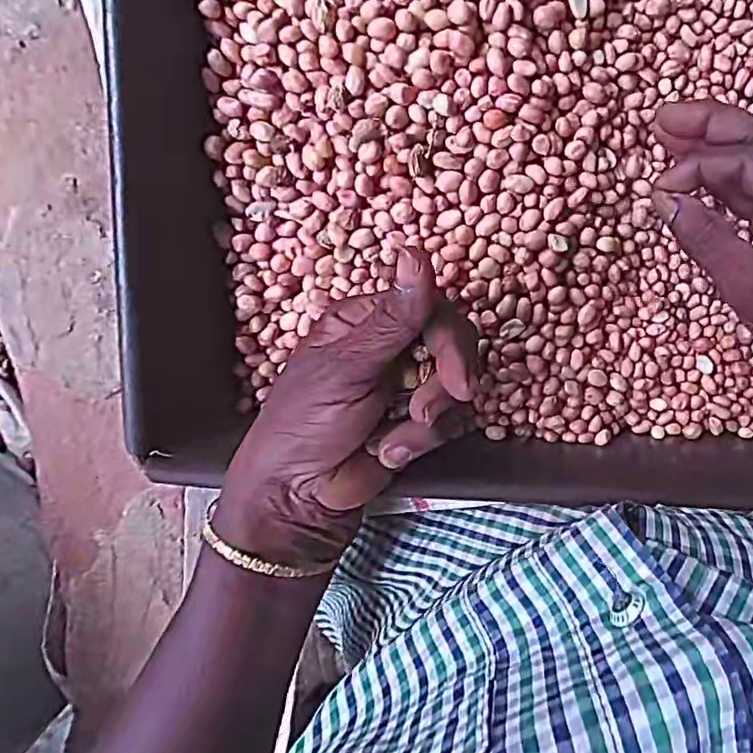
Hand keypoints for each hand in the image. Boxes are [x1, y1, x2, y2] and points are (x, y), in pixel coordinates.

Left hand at [215, 250, 477, 567]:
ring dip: (428, 422)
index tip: (455, 378)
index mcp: (368, 320)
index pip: (431, 309)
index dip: (450, 342)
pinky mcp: (419, 420)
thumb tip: (415, 253)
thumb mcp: (346, 368)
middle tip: (422, 413)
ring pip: (457, 386)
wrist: (296, 499)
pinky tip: (388, 452)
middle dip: (444, 384)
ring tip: (391, 440)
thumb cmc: (303, 425)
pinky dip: (422, 442)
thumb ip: (392, 318)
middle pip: (454, 344)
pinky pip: (450, 420)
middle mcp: (394, 346)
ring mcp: (408, 383)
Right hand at [650, 100, 752, 398]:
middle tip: (663, 117)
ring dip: (721, 141)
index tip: (661, 185)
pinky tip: (702, 165)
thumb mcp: (746, 285)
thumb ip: (704, 235)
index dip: (700, 165)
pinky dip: (736, 172)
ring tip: (675, 130)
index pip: (752, 161)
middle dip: (711, 125)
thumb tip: (664, 199)